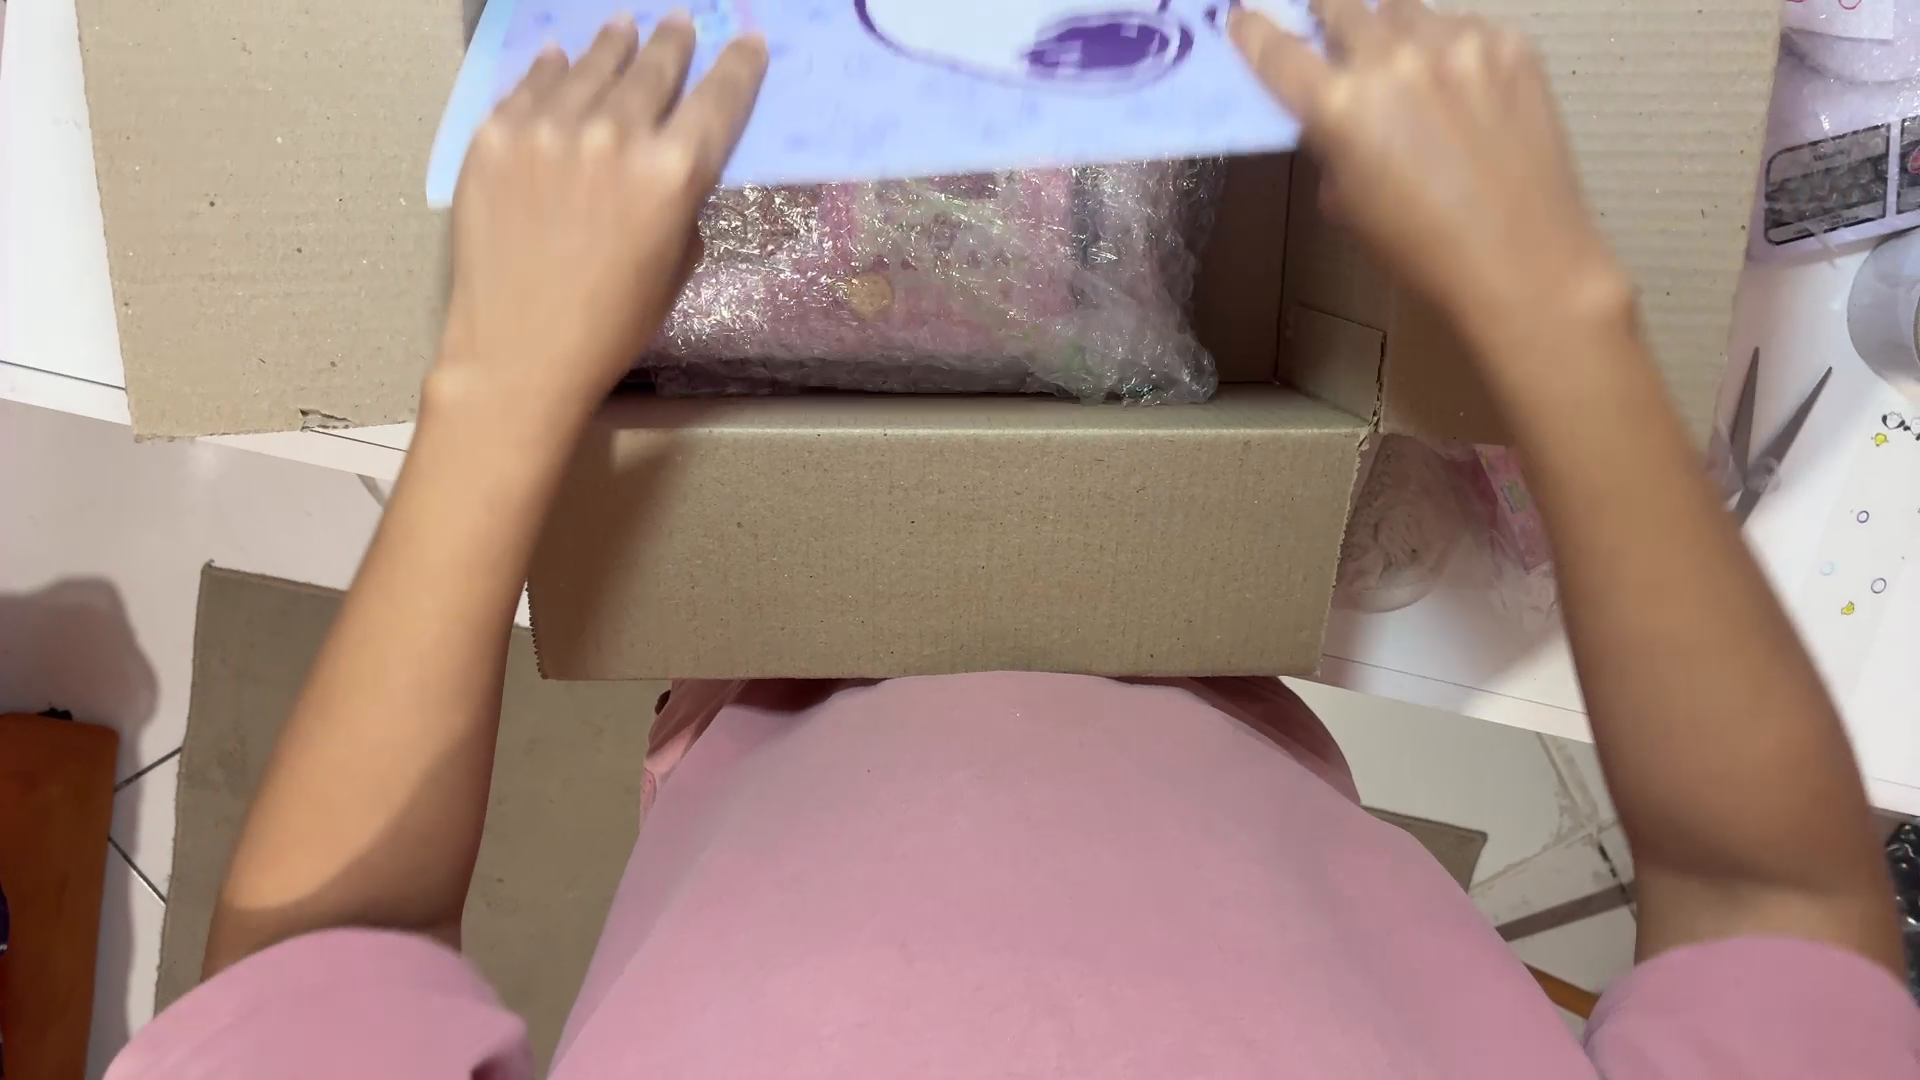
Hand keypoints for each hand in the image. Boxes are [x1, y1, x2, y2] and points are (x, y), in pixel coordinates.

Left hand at [431, 15, 766, 433]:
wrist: (521, 347)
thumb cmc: (616, 324)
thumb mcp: (677, 269)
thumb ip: (683, 205)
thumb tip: (672, 169)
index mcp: (672, 175)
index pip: (719, 103)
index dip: (740, 68)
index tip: (749, 41)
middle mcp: (614, 134)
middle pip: (654, 69)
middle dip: (675, 44)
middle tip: (682, 22)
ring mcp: (547, 126)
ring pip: (591, 65)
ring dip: (617, 45)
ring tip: (627, 28)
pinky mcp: (495, 133)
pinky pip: (532, 84)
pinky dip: (554, 68)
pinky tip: (562, 57)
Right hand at [1230, 0, 1631, 359]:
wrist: (1515, 254)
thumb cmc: (1414, 247)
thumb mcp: (1345, 203)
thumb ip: (1331, 146)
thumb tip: (1337, 117)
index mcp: (1342, 110)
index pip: (1281, 56)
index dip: (1254, 32)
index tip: (1241, 14)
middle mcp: (1395, 60)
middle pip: (1342, 6)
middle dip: (1322, 9)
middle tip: (1315, 13)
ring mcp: (1460, 43)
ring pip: (1403, 9)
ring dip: (1384, 26)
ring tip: (1390, 60)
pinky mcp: (1510, 43)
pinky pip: (1458, 27)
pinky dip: (1439, 46)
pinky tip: (1448, 86)